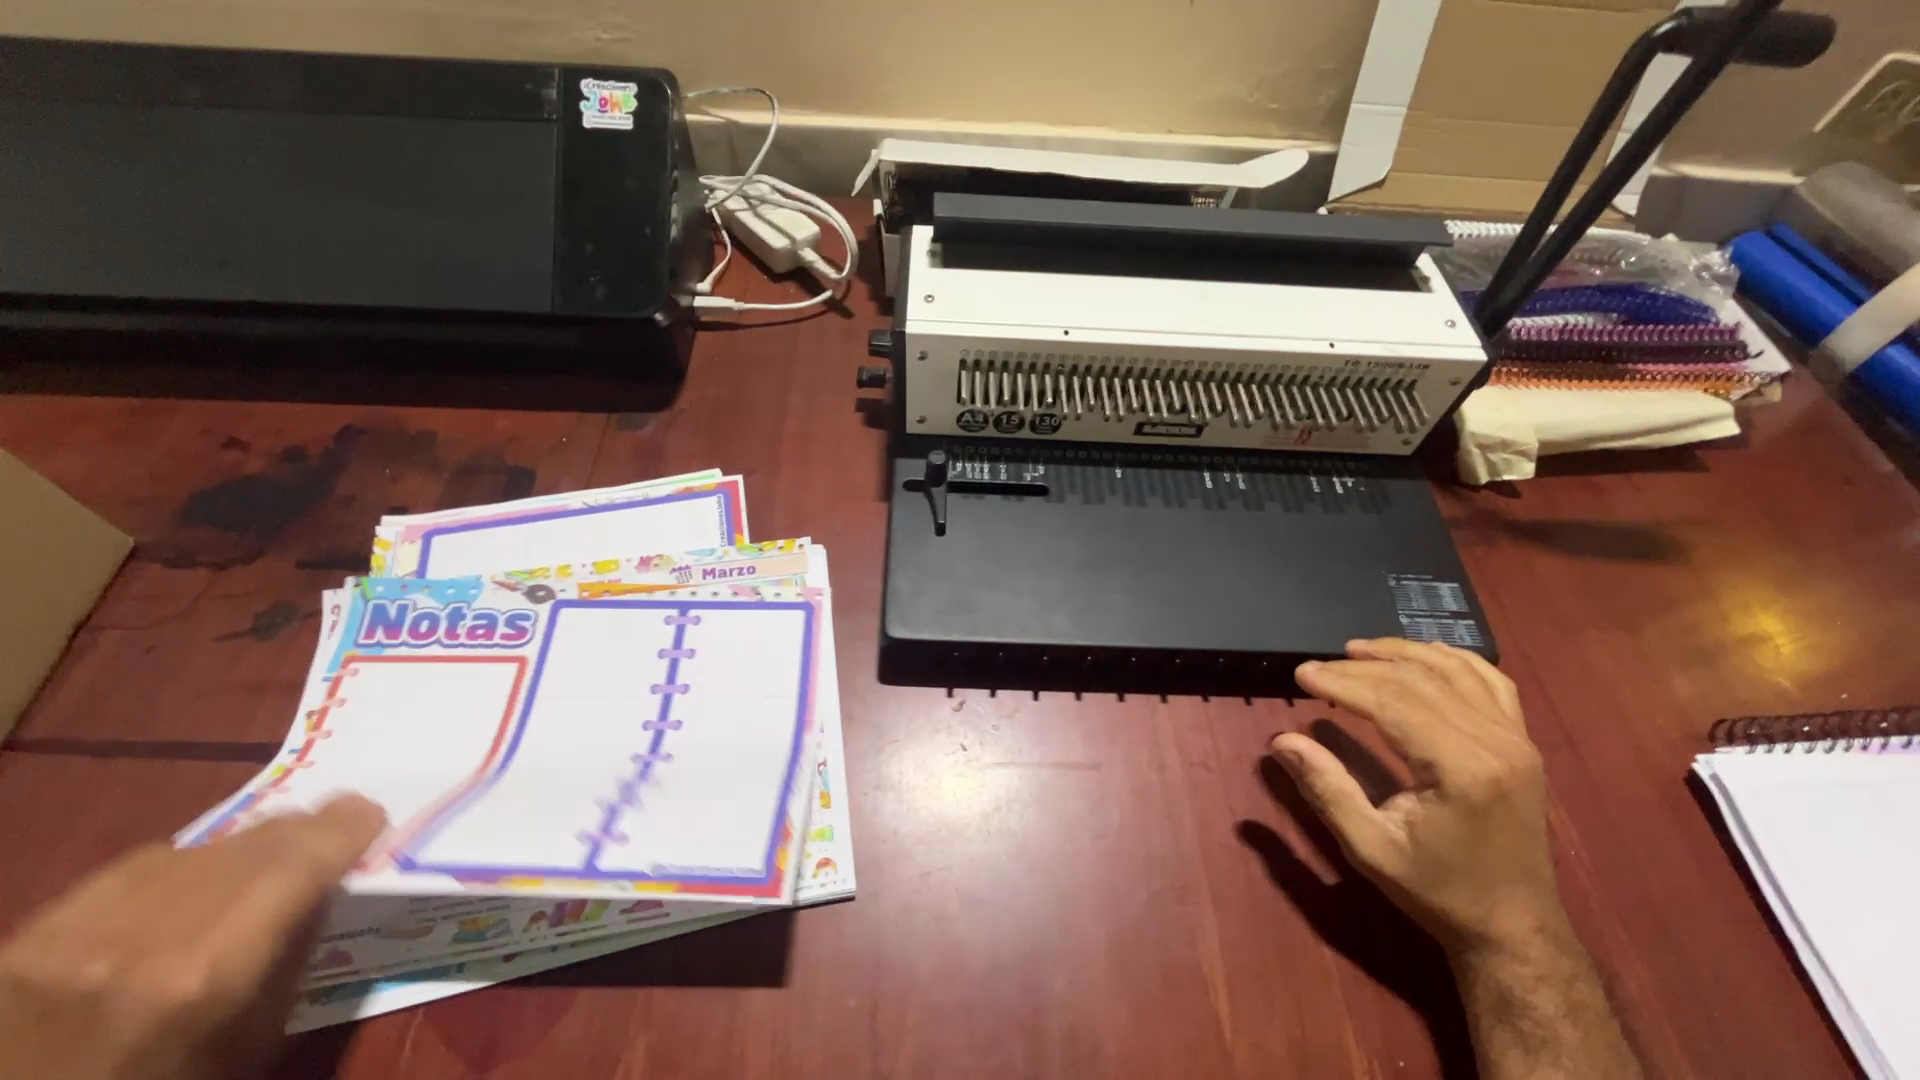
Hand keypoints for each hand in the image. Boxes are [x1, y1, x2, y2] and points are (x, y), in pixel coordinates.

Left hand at [0, 796, 386, 1079]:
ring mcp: (85, 924)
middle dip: (305, 830)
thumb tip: (321, 893)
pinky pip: (139, 867)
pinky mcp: (40, 926)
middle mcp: (151, 930)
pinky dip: (184, 866)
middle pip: (253, 843)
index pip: (298, 861)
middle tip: (335, 830)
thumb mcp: (251, 1045)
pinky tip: (189, 890)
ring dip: (248, 847)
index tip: (373, 816)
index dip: (345, 827)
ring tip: (268, 862)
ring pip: (201, 847)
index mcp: (210, 969)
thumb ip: (289, 961)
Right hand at [1271, 639, 1562, 955]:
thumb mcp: (1370, 848)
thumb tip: (1282, 741)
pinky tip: (1423, 656)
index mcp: (1460, 768)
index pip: (1392, 701)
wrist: (1514, 926)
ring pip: (1456, 671)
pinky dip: (1454, 660)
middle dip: (1362, 667)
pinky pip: (1492, 682)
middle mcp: (1495, 742)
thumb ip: (1326, 789)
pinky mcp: (1523, 743)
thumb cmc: (1438, 891)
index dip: (1341, 681)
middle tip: (1317, 667)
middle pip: (1419, 680)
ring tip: (1358, 650)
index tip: (1300, 674)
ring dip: (1403, 654)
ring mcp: (1517, 739)